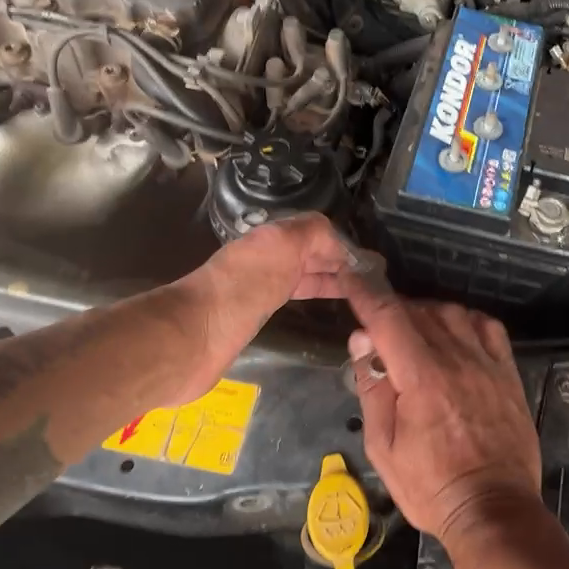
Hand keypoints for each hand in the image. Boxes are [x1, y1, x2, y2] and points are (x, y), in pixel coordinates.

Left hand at [185, 214, 357, 371]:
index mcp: (272, 240)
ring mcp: (259, 290)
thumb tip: (339, 239)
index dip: (343, 246)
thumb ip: (312, 232)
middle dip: (340, 263)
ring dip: (330, 281)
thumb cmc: (242, 288)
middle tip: (374, 283)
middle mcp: (266, 260)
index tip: (373, 266)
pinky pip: (292, 301)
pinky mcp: (255, 320)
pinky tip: (326, 309)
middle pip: (310, 255)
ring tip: (361, 296)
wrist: (194, 336)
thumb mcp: (282, 244)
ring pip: (303, 278)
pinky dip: (313, 300)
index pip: (317, 234)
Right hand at [344, 278, 541, 545]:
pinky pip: (487, 327)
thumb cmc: (430, 486)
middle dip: (392, 311)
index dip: (365, 291)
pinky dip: (465, 321)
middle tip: (377, 333)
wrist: (493, 507)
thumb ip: (373, 388)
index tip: (350, 274)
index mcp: (421, 376)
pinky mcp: (508, 372)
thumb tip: (362, 341)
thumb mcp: (384, 447)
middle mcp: (456, 358)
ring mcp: (487, 362)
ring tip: (413, 336)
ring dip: (426, 314)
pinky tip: (454, 333)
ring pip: (452, 313)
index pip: (388, 316)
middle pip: (419, 311)